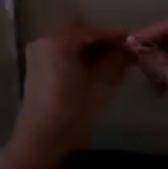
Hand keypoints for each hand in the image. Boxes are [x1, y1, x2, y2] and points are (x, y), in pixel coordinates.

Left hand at [13, 24, 131, 157]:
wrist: (40, 139)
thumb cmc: (72, 112)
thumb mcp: (99, 86)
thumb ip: (116, 62)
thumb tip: (130, 50)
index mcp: (58, 41)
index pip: (91, 30)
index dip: (113, 35)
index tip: (131, 40)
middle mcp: (44, 40)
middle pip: (78, 30)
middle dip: (100, 39)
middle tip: (121, 51)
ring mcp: (37, 52)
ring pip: (68, 40)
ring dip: (88, 46)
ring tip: (111, 61)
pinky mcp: (36, 65)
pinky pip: (60, 50)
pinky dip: (76, 54)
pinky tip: (92, 68)